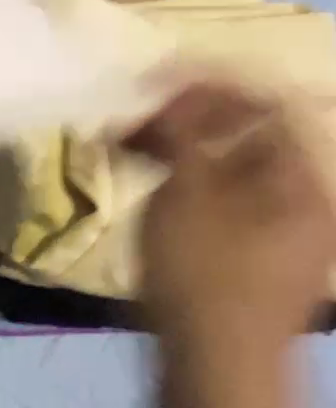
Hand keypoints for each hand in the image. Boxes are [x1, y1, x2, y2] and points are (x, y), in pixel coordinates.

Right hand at [128, 83, 335, 351]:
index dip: (214, 81)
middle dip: (182, 112)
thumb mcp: (186, 192)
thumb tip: (175, 83)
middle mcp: (300, 193)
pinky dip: (175, 166)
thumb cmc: (202, 267)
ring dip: (170, 139)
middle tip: (128, 111)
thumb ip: (183, 133)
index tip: (153, 73)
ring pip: (223, 155)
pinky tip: (135, 168)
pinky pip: (215, 181)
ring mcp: (276, 218)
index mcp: (301, 181)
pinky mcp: (246, 236)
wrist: (213, 349)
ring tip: (120, 140)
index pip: (271, 104)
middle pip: (245, 129)